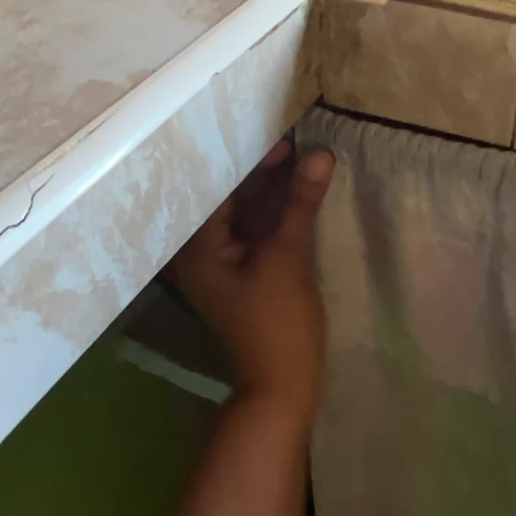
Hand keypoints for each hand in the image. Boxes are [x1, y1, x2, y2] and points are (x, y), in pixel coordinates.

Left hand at [168, 140, 333, 418]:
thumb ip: (299, 205)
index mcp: (195, 247)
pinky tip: (299, 189)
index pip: (213, 187)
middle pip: (228, 198)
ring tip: (301, 154)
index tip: (271, 131)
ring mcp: (224, 263)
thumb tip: (320, 155)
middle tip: (291, 137)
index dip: (243, 157)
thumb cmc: (276, 324)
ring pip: (246, 214)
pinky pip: (257, 232)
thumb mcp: (288, 259)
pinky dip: (276, 213)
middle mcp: (201, 251)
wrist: (282, 384)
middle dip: (259, 171)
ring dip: (272, 190)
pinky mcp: (245, 272)